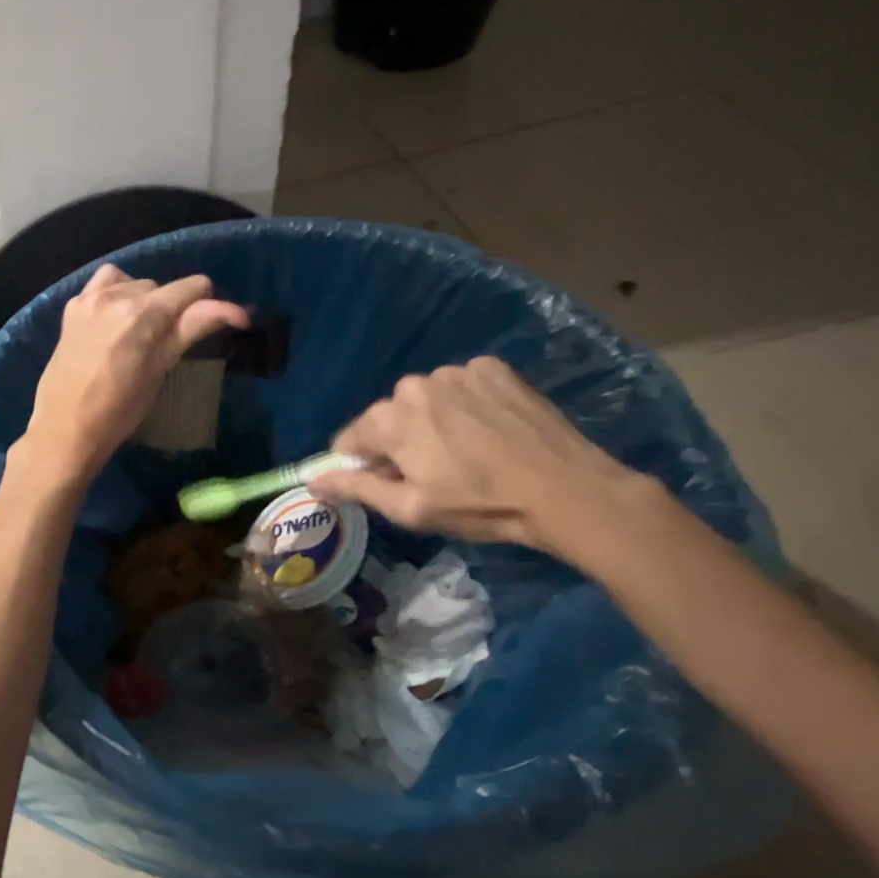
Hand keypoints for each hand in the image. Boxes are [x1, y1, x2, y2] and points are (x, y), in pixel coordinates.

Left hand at [19, 264, 248, 482]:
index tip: (208, 323)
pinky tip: (114, 318)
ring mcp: (89, 298)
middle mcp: (115, 295)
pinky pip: (102, 283)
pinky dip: (115, 292)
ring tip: (139, 330)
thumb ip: (193, 329)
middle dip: (170, 307)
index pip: (191, 287)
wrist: (66, 427)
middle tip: (164, 341)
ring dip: (142, 298)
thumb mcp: (161, 368)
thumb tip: (234, 310)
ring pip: (132, 282)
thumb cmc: (119, 409)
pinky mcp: (72, 307)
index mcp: (143, 313)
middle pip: (161, 286)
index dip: (207, 303)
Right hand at [310, 356, 652, 551]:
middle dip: (400, 441)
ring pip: (426, 400)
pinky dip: (466, 404)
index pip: (351, 438)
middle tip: (433, 473)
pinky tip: (489, 429)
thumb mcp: (410, 508)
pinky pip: (462, 386)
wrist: (565, 489)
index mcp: (388, 418)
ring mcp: (456, 372)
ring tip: (467, 451)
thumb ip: (356, 488)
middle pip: (390, 417)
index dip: (363, 464)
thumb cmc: (480, 505)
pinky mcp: (492, 369)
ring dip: (434, 421)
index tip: (388, 482)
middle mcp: (413, 385)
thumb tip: (313, 481)